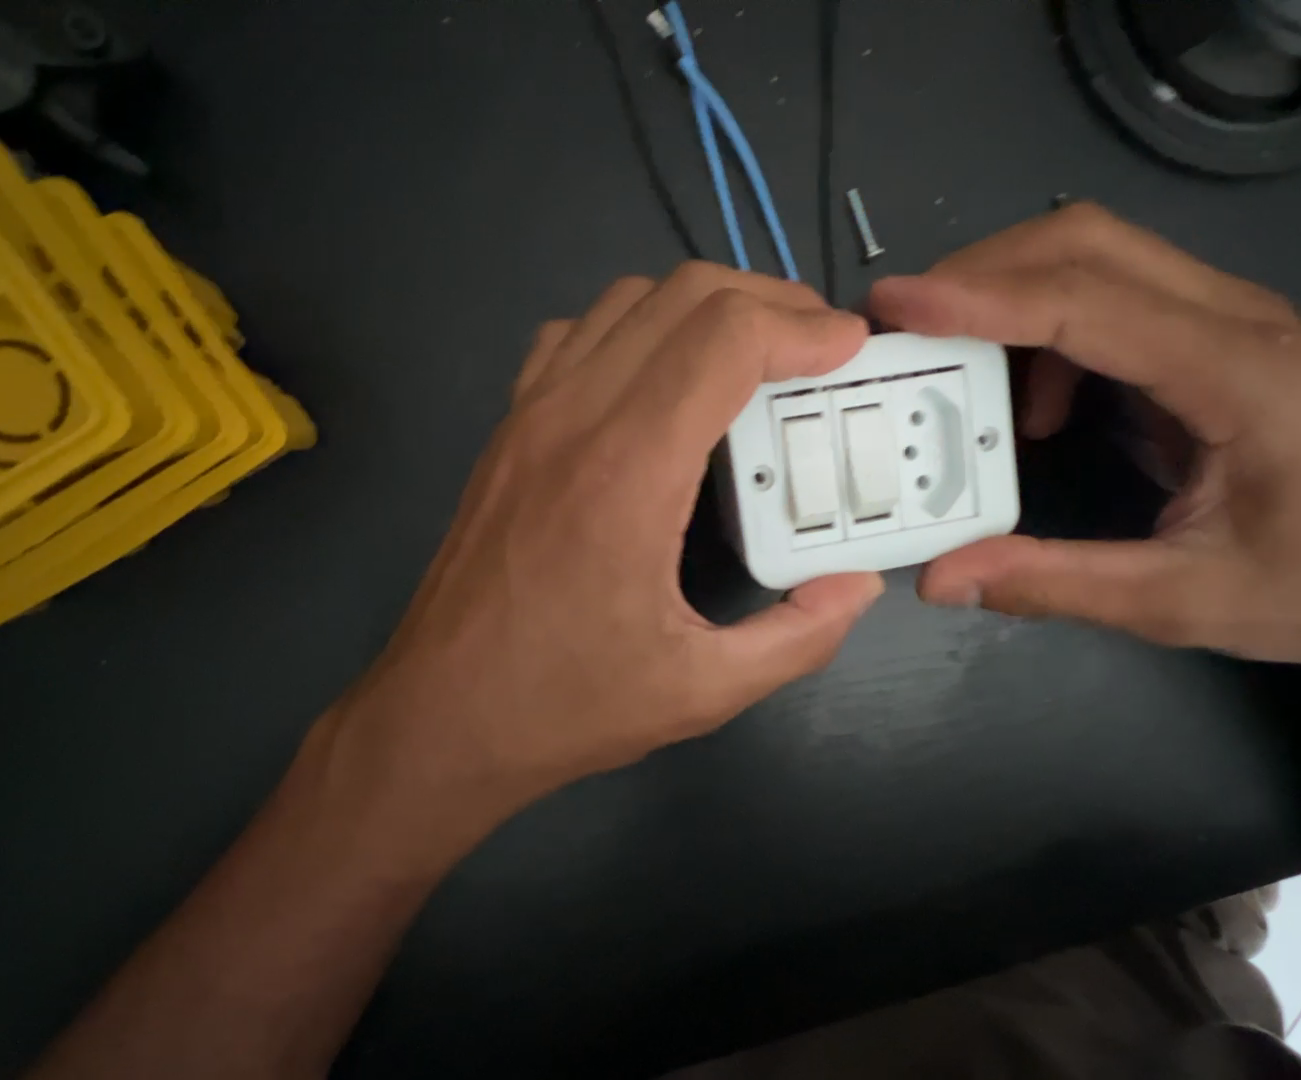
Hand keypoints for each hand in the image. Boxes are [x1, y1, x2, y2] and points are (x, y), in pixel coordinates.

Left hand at [342, 264, 881, 824]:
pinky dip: (634, 329)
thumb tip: (860, 583)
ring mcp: (529, 414)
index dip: (801, 327)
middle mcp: (573, 417)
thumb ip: (800, 636)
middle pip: (682, 295)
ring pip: (625, 300)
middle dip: (767, 301)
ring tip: (752, 354)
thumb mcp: (703, 691)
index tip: (848, 350)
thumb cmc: (568, 704)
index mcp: (629, 471)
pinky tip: (660, 379)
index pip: (725, 338)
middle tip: (816, 347)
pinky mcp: (507, 429)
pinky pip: (574, 336)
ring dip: (702, 308)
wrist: (441, 716)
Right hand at [869, 204, 1300, 691]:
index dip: (982, 297)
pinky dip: (1040, 336)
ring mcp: (1225, 319)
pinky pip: (1103, 300)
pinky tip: (1035, 412)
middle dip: (978, 275)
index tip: (894, 305)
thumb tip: (938, 579)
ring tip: (951, 371)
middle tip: (900, 330)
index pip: (1088, 300)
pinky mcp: (1206, 338)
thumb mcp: (1176, 604)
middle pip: (1085, 243)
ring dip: (1005, 300)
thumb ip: (1053, 583)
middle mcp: (1235, 320)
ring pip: (1091, 257)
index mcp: (1238, 374)